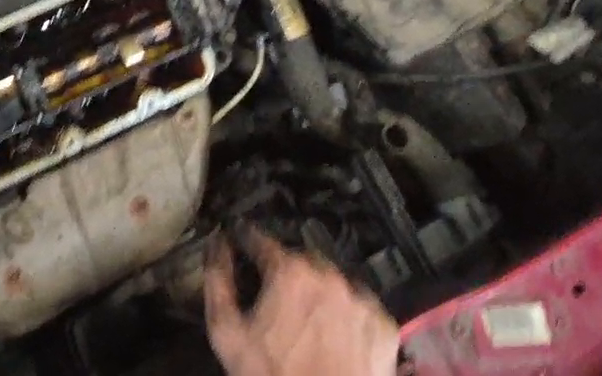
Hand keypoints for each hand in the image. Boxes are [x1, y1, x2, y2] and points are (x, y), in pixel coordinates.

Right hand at [203, 228, 399, 375]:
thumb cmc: (269, 375)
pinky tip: (334, 334)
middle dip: (286, 269)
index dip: (248, 241)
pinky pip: (360, 307)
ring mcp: (361, 302)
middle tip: (275, 294)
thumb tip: (217, 245)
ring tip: (306, 317)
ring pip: (333, 281)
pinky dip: (346, 312)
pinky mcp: (385, 328)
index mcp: (290, 272)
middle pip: (300, 258)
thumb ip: (217, 278)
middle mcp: (329, 277)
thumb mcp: (225, 330)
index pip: (262, 240)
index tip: (241, 244)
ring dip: (317, 289)